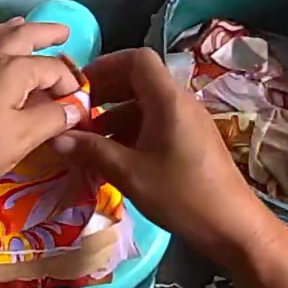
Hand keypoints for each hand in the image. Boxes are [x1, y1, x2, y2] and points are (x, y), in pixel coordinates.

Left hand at [0, 18, 85, 192]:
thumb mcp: (22, 137)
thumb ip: (52, 119)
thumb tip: (75, 108)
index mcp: (14, 68)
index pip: (53, 69)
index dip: (69, 86)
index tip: (77, 105)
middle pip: (24, 35)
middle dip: (46, 32)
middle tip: (63, 32)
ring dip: (14, 29)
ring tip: (25, 26)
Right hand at [50, 47, 275, 264]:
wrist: (232, 227)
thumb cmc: (182, 194)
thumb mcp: (129, 173)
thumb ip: (91, 151)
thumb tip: (55, 139)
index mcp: (167, 100)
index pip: (136, 59)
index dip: (105, 66)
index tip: (79, 87)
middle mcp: (179, 103)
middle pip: (137, 80)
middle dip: (104, 92)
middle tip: (75, 113)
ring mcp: (186, 122)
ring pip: (143, 104)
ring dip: (113, 115)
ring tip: (86, 139)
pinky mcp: (188, 141)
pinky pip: (153, 123)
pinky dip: (128, 131)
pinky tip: (111, 155)